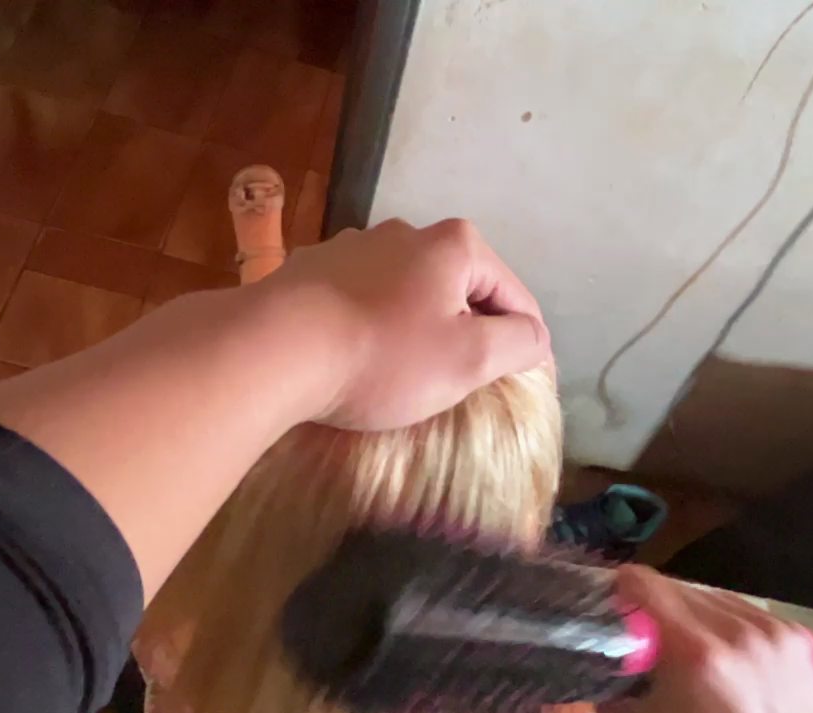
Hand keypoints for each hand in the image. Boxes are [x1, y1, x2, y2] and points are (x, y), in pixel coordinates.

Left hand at [257, 218, 553, 430]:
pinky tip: (360, 356)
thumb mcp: (469, 359)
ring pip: (408, 292)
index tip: (522, 376)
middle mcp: (405, 232)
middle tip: (463, 380)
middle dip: (468, 330)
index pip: (514, 294)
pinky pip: (363, 301)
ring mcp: (353, 247)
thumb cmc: (385, 357)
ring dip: (418, 327)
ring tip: (407, 371)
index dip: (525, 338)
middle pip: (460, 288)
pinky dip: (374, 325)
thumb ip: (517, 344)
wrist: (277, 350)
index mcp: (455, 245)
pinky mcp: (312, 271)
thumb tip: (536, 337)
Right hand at [598, 566, 812, 712]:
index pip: (645, 586)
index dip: (619, 588)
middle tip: (642, 634)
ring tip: (683, 644)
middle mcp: (736, 630)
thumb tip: (601, 661)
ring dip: (691, 612)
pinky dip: (725, 624)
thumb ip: (607, 688)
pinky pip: (745, 612)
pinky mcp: (796, 638)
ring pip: (713, 596)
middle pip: (678, 588)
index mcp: (693, 651)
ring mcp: (772, 630)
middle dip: (654, 605)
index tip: (609, 602)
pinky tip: (721, 653)